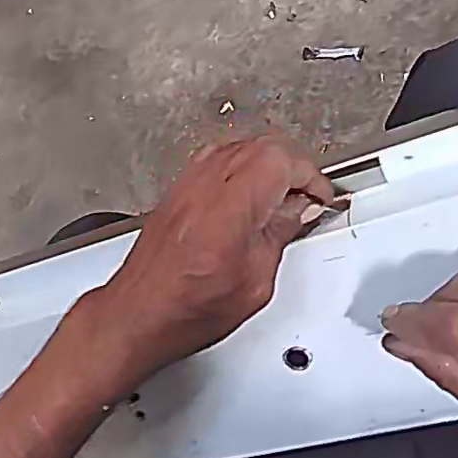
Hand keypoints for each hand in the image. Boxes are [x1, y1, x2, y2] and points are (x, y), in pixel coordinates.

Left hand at [77, 135, 334, 389]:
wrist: (138, 313)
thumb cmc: (186, 307)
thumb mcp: (256, 280)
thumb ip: (281, 232)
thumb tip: (299, 209)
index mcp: (233, 203)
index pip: (284, 161)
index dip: (311, 177)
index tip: (320, 197)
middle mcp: (209, 183)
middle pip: (266, 145)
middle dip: (295, 167)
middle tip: (307, 196)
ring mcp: (191, 179)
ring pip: (244, 145)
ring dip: (269, 164)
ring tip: (281, 196)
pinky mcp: (180, 185)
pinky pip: (221, 156)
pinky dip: (244, 167)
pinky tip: (250, 194)